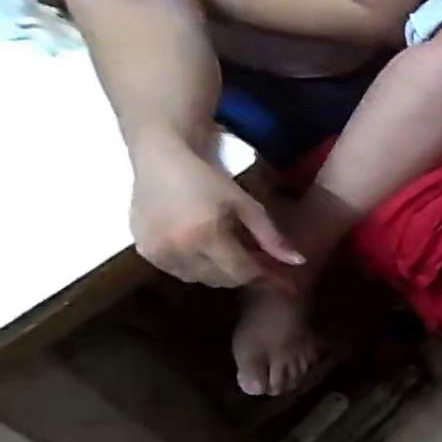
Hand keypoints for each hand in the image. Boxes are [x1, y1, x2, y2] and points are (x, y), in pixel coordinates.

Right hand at [129, 139, 303, 286]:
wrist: (160, 162)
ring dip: (222, 274)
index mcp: (205, 237)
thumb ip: (272, 237)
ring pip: (199, 279)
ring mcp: (155, 253)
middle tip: (262, 264)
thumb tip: (298, 262)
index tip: (283, 278)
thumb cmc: (209, 181)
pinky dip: (198, 269)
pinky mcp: (143, 251)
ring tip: (237, 256)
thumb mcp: (248, 206)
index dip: (264, 277)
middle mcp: (177, 250)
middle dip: (245, 275)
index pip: (241, 272)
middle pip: (221, 279)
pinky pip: (178, 272)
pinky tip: (210, 254)